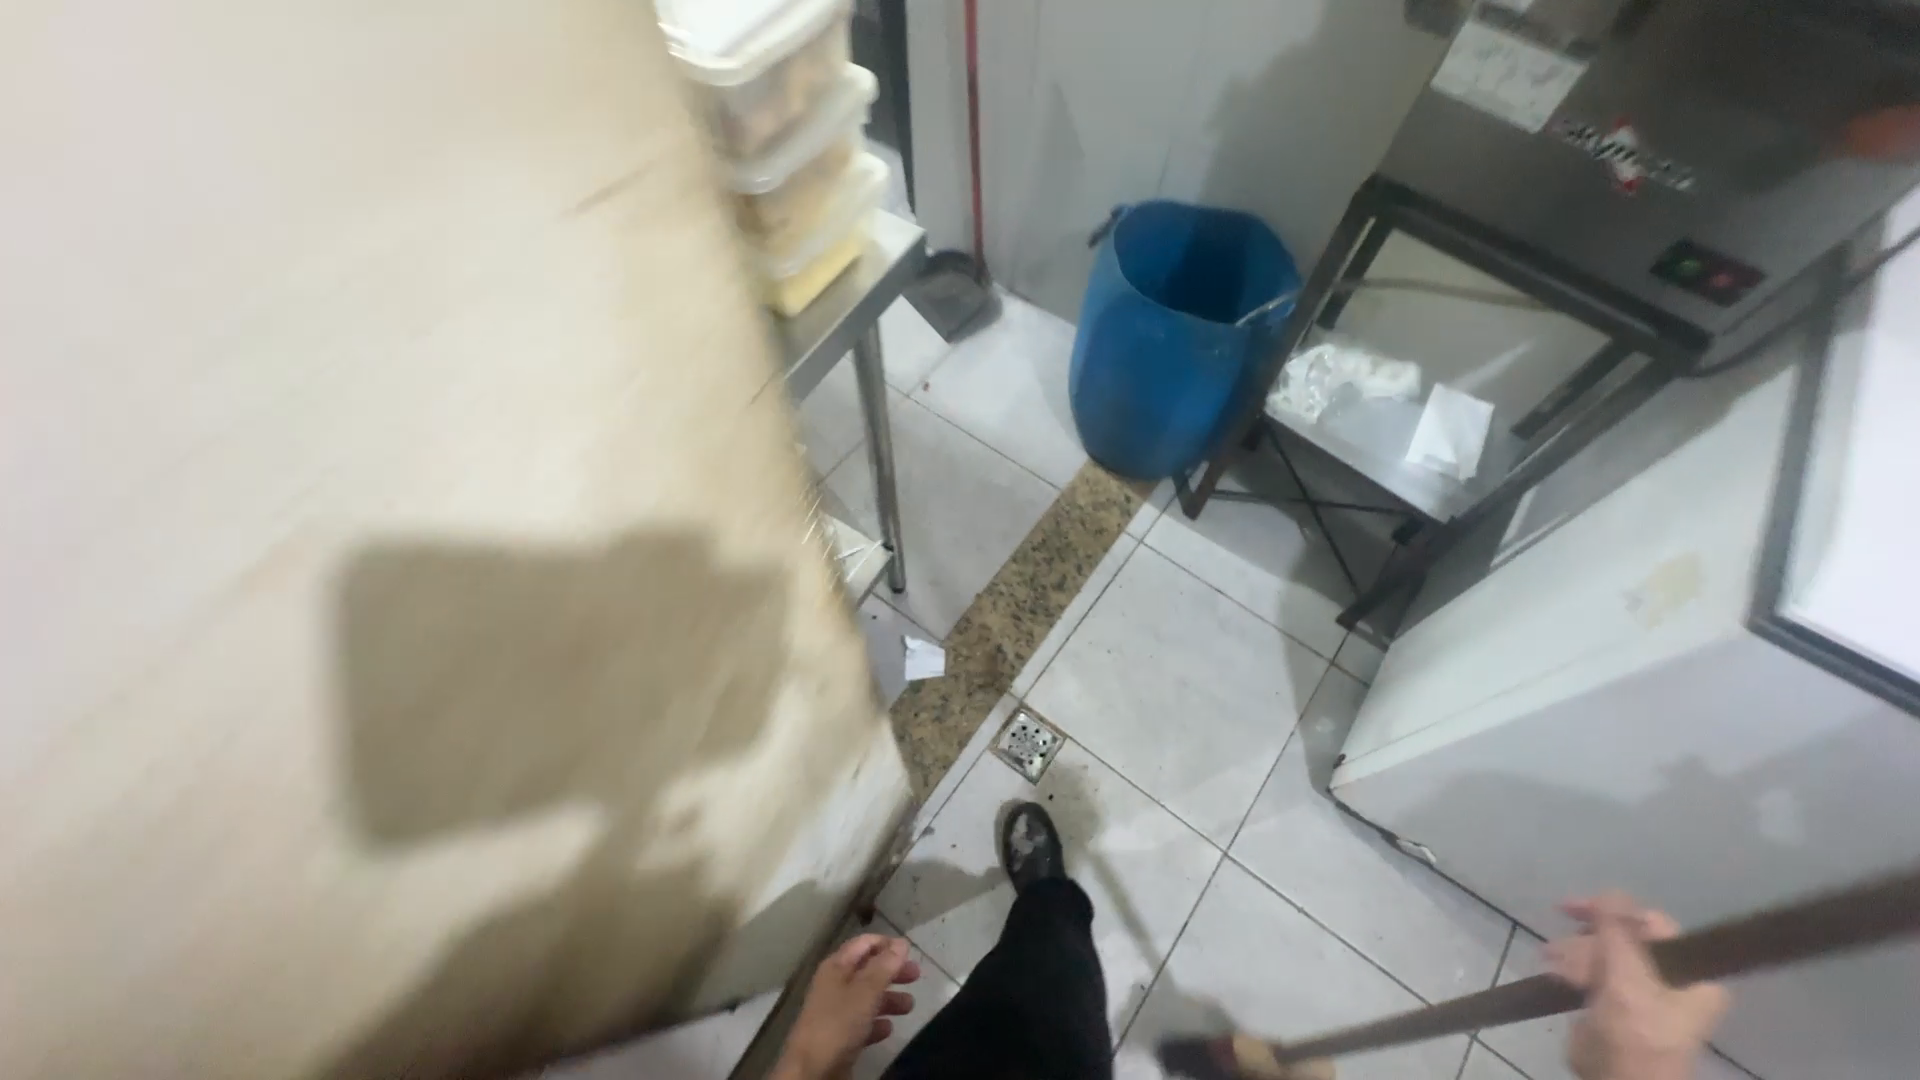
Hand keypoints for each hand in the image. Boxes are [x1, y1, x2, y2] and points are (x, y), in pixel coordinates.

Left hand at [774, 934, 920, 1079]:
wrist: (811, 1072)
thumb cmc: (838, 1023)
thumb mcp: (865, 991)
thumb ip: (884, 966)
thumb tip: (901, 943)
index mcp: (837, 966)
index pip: (863, 944)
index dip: (886, 944)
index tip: (909, 952)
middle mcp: (835, 985)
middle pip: (868, 970)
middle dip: (892, 972)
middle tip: (916, 976)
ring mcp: (836, 1012)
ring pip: (867, 998)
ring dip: (889, 999)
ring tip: (909, 1006)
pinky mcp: (840, 1037)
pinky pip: (862, 1024)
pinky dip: (877, 1023)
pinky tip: (888, 1029)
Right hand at [1543, 893, 1728, 1079]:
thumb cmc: (1635, 1036)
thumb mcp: (1627, 980)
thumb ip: (1618, 934)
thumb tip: (1611, 891)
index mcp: (1692, 977)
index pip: (1656, 927)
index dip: (1617, 914)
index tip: (1575, 911)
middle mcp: (1672, 980)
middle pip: (1625, 937)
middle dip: (1588, 940)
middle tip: (1561, 948)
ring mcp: (1642, 992)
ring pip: (1604, 952)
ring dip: (1575, 953)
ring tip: (1553, 964)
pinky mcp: (1616, 1004)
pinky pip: (1593, 971)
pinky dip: (1572, 968)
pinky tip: (1556, 974)